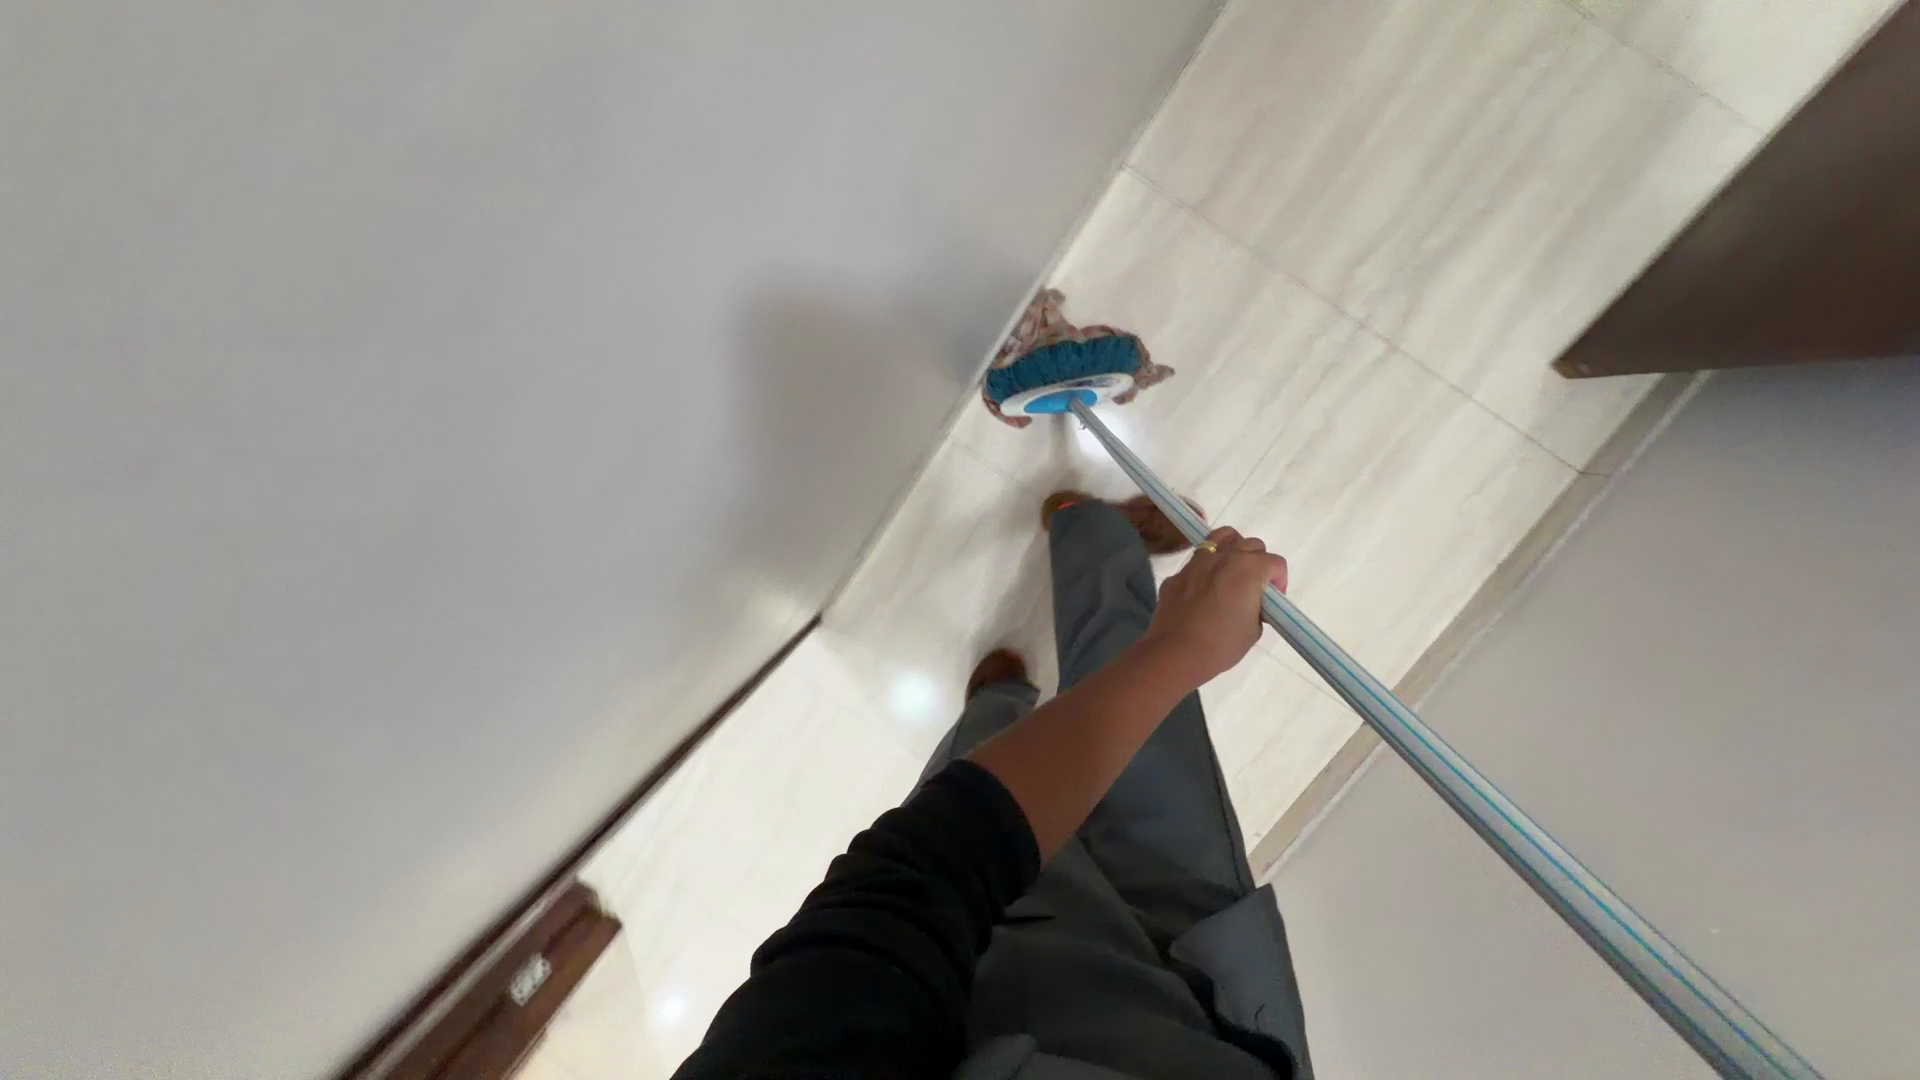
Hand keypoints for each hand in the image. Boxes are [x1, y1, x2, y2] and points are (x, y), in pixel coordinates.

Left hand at [1138, 526, 1287, 686]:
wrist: (1176, 651)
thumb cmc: (1222, 643)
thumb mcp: (1254, 629)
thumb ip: (1258, 606)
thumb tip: (1251, 601)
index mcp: (1249, 568)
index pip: (1275, 563)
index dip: (1279, 581)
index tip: (1273, 600)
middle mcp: (1223, 556)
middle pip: (1250, 545)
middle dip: (1258, 562)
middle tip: (1254, 586)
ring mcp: (1196, 562)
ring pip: (1220, 538)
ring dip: (1232, 550)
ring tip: (1231, 571)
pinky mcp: (1177, 574)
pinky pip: (1196, 562)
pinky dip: (1205, 569)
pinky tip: (1202, 591)